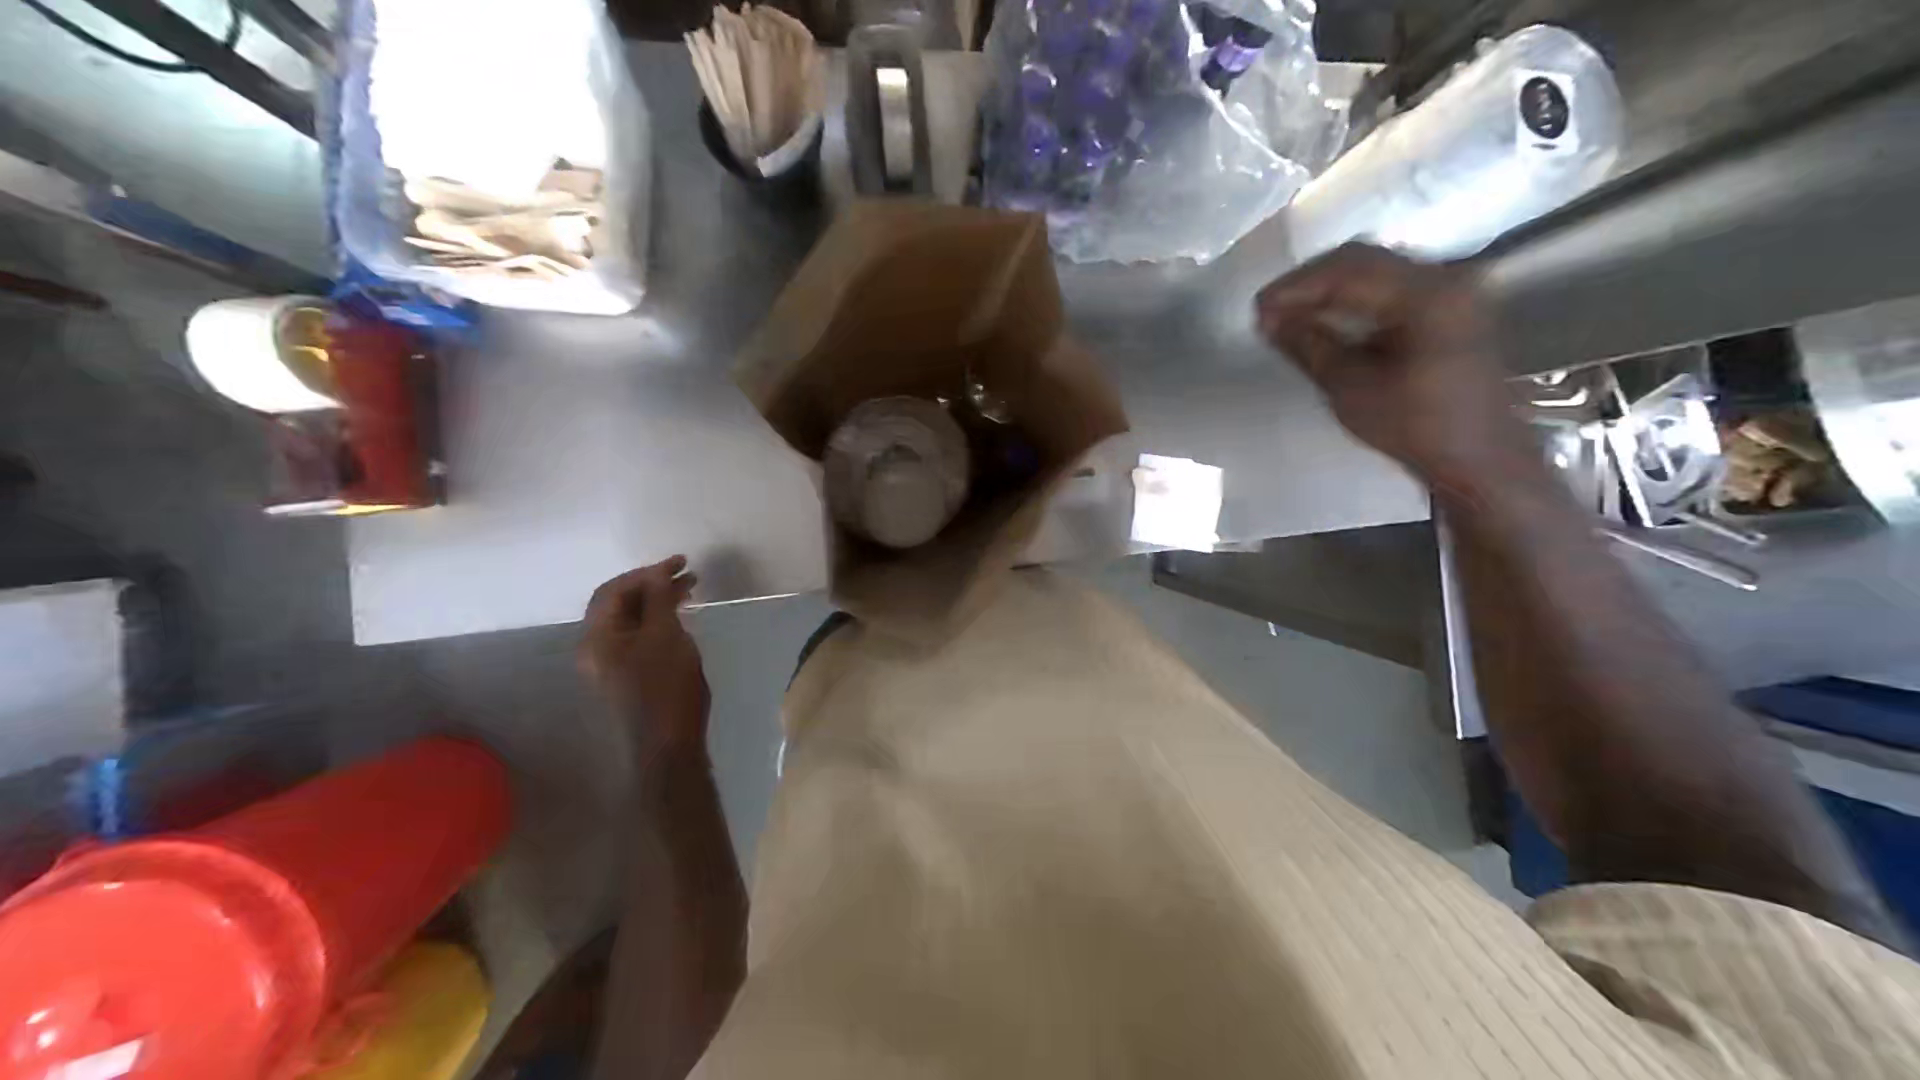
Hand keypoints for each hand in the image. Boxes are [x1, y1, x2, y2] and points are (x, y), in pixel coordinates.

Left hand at [581, 556, 709, 752]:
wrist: (669, 742)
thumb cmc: (666, 685)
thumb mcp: (665, 635)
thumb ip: (658, 599)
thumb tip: (656, 572)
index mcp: (598, 636)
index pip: (614, 590)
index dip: (646, 572)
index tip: (680, 563)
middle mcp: (596, 648)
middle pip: (619, 603)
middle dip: (652, 584)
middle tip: (686, 573)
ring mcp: (610, 664)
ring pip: (631, 620)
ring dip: (657, 601)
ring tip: (690, 590)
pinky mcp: (628, 675)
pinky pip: (638, 636)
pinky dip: (658, 620)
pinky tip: (679, 618)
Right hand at [1255, 243, 1535, 494]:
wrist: (1479, 457)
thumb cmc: (1413, 427)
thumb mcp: (1350, 388)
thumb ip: (1308, 345)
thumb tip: (1269, 318)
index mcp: (1425, 295)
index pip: (1347, 270)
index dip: (1295, 286)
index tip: (1257, 310)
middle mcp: (1444, 277)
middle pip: (1363, 259)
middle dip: (1309, 282)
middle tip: (1269, 311)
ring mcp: (1452, 289)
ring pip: (1376, 269)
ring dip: (1328, 288)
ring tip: (1290, 315)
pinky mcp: (1450, 306)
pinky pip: (1391, 285)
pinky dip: (1353, 296)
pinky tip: (1326, 318)